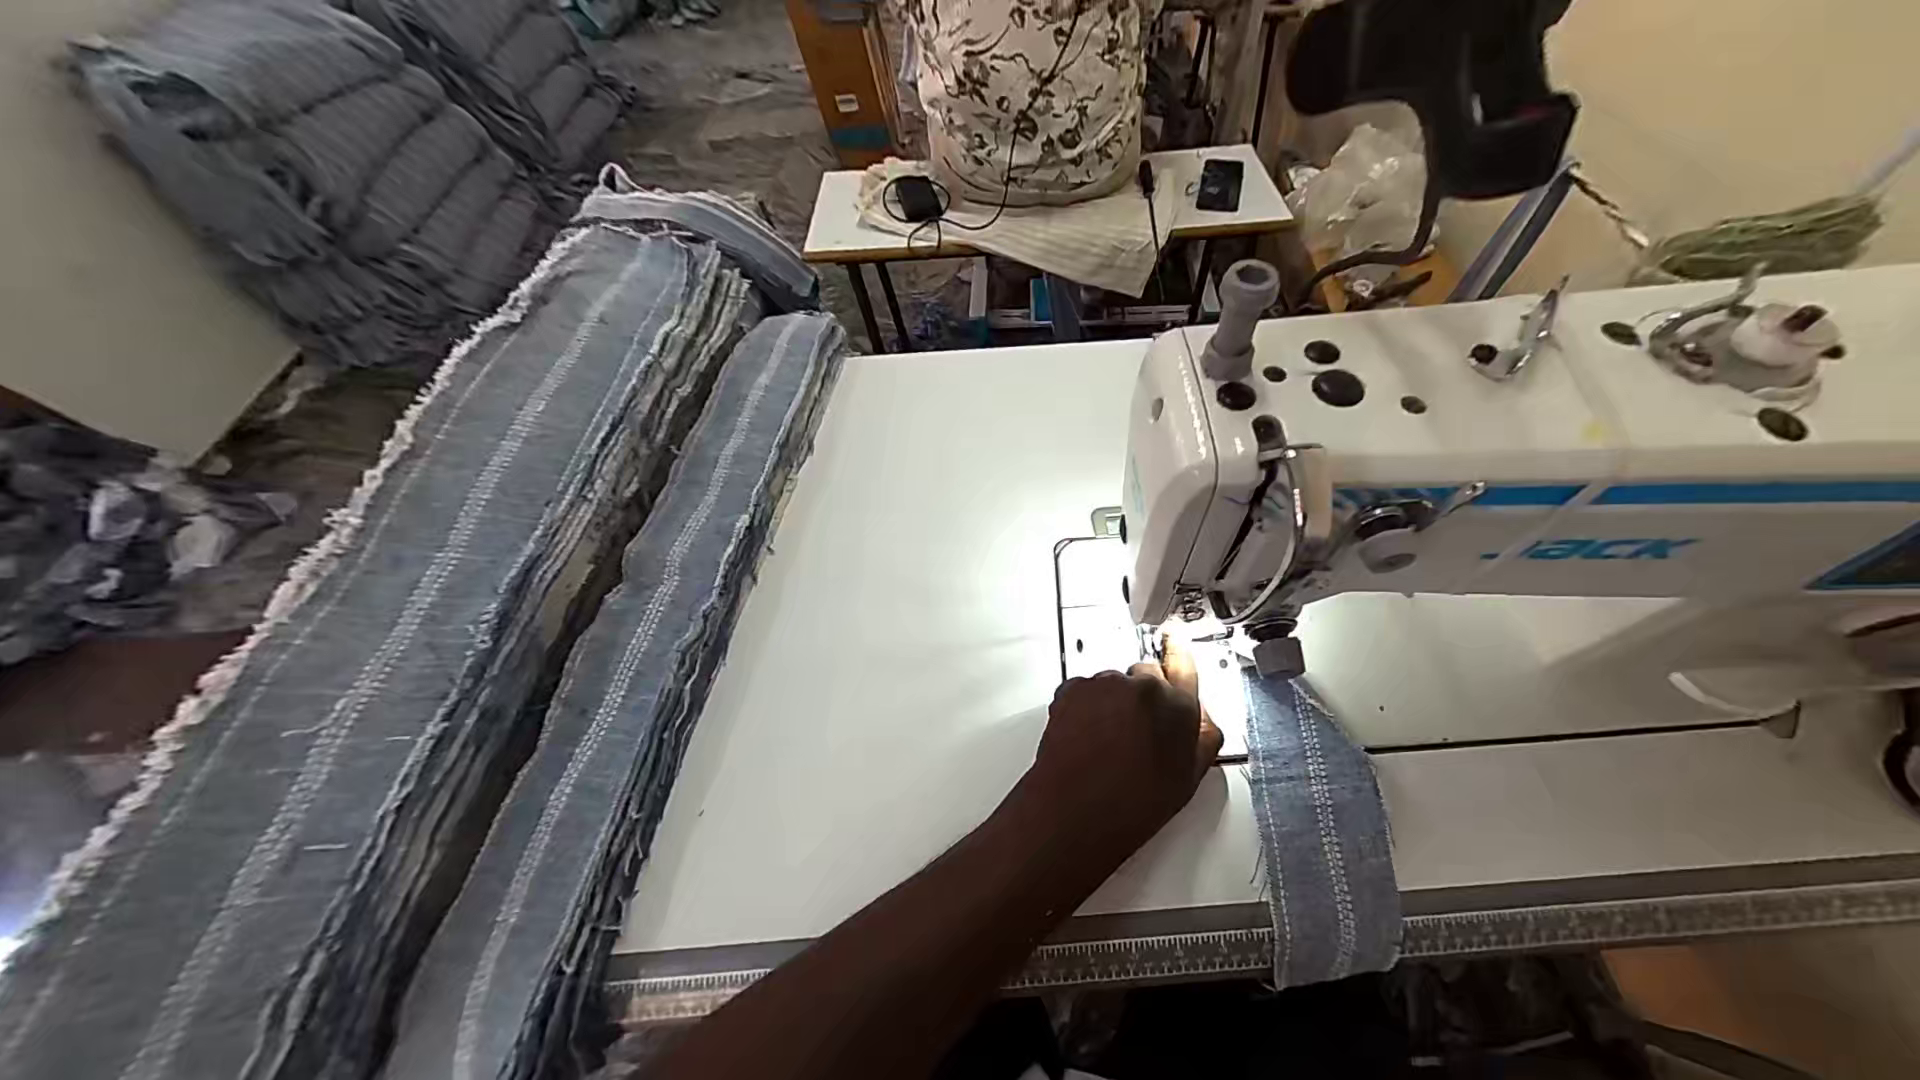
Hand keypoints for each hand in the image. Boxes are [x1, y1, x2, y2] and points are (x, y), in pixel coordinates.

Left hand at [1022, 636, 1223, 856]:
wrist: (1076, 810)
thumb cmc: (1129, 804)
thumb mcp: (1186, 779)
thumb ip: (1200, 738)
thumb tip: (1199, 721)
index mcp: (1179, 707)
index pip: (1184, 664)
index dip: (1178, 652)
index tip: (1174, 640)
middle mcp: (1144, 687)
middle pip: (1146, 675)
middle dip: (1142, 696)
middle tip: (1133, 731)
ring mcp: (1106, 684)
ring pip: (1113, 684)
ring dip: (1111, 703)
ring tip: (1106, 742)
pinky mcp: (1074, 687)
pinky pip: (1084, 690)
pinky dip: (1084, 706)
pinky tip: (1086, 737)